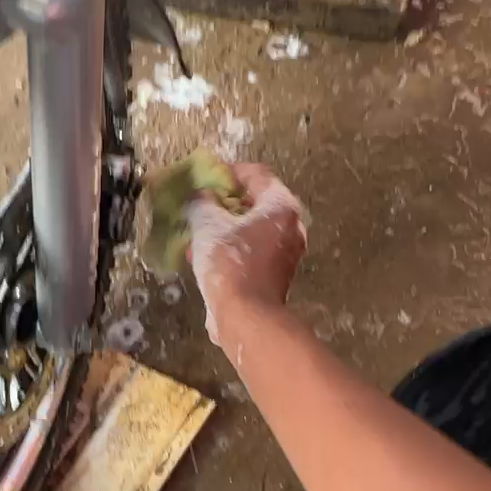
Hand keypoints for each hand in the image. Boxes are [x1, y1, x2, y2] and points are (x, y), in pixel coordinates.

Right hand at [185, 165, 308, 342]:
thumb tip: (200, 198)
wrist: (246, 317)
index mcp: (281, 206)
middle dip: (225, 205)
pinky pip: (253, 253)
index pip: (256, 174)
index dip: (228, 172)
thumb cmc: (230, 264)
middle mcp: (292, 227)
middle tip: (202, 206)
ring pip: (253, 231)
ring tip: (199, 233)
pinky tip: (207, 257)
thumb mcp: (206, 226)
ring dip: (226, 229)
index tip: (206, 178)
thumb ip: (201, 203)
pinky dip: (233, 250)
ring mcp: (287, 254)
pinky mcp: (277, 277)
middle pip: (256, 204)